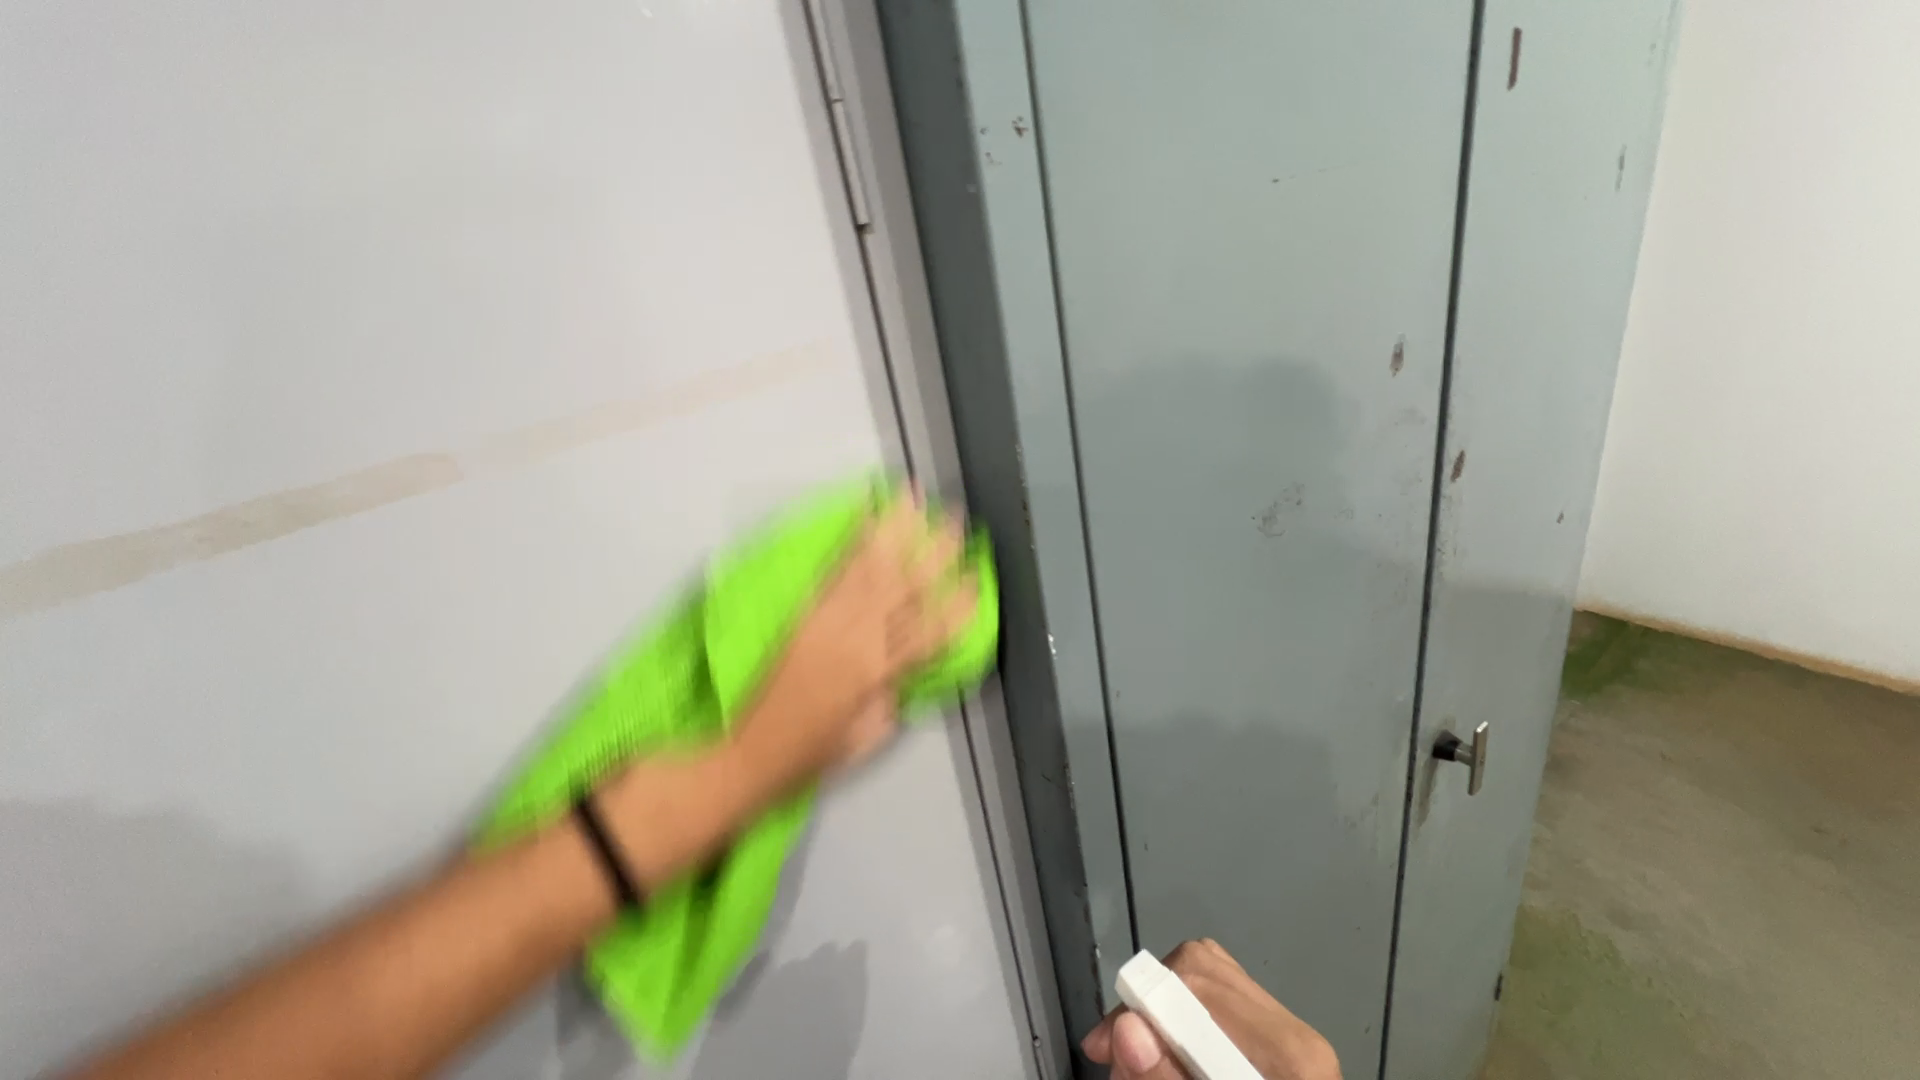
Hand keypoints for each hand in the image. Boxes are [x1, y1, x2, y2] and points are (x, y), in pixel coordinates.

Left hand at [733, 494, 976, 789]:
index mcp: (877, 672)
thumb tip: (910, 670)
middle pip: (904, 585)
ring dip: (897, 529)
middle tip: (957, 519)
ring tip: (916, 497)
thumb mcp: (869, 736)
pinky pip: (835, 567)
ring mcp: (827, 617)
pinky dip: (853, 537)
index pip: (929, 632)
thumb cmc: (814, 752)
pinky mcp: (805, 609)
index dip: (957, 605)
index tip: (977, 578)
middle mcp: (856, 636)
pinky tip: (866, 514)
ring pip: (871, 566)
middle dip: (934, 550)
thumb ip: (894, 696)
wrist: (749, 749)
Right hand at [1082, 940, 1340, 1079]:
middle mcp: (1295, 1031)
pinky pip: (1219, 1002)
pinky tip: (1172, 1061)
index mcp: (1290, 1054)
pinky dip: (1185, 1022)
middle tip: (1115, 1059)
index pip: (1199, 982)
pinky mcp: (1279, 1044)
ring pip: (1207, 978)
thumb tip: (1127, 1028)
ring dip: (1162, 1012)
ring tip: (1140, 1065)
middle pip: (1201, 970)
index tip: (1103, 1047)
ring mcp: (1290, 1033)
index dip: (1143, 1001)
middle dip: (1148, 1006)